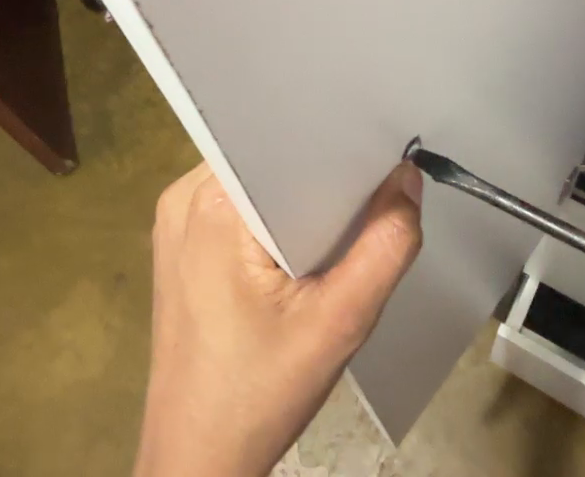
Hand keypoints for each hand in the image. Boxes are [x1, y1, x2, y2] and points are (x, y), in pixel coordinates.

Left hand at [134, 161, 423, 476]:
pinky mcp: (184, 246)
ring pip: (261, 180)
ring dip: (304, 197)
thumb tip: (406, 178)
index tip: (380, 149)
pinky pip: (244, 206)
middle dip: (324, 172)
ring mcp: (178, 221)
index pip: (281, 141)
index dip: (334, 141)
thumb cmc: (259, 393)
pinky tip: (308, 245)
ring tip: (346, 218)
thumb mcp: (340, 322)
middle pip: (271, 157)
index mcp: (212, 204)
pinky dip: (280, 217)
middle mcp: (186, 198)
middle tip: (375, 186)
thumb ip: (384, 247)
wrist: (198, 460)